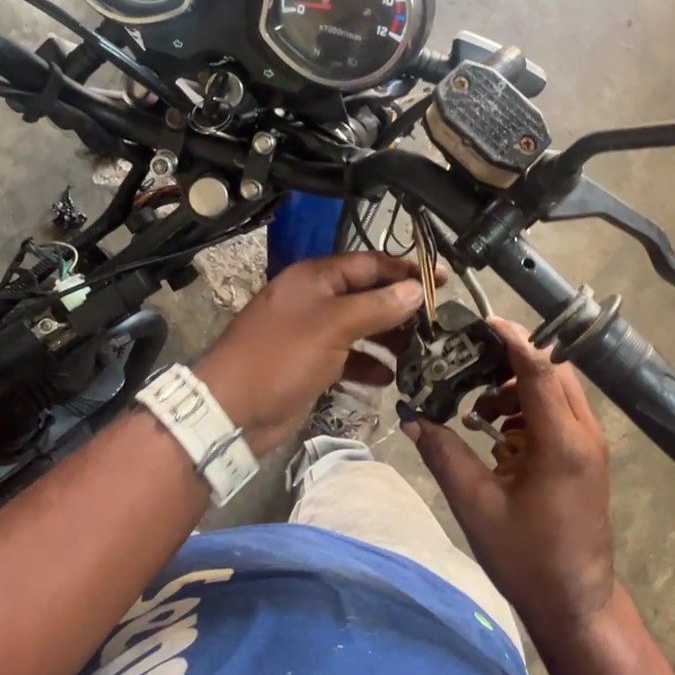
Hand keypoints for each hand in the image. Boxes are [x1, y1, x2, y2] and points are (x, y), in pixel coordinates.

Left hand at [193, 252, 425, 454]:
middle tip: (437, 321)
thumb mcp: (333, 326)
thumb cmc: (281, 357)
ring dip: (389, 338)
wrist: (232, 410)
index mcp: (315, 278)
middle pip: (368, 295)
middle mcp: (315, 300)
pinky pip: (349, 358)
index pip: (369, 264)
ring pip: (361, 328)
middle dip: (401, 307)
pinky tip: (389, 378)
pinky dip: (369, 365)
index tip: (441, 278)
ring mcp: (312, 333)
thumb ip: (376, 307)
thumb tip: (415, 290)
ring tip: (420, 352)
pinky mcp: (311, 364)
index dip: (405, 269)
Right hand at [403, 318, 615, 633]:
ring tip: (480, 409)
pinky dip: (530, 406)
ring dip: (520, 385)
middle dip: (513, 359)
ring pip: (559, 388)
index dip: (511, 339)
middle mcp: (585, 433)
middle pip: (554, 370)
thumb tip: (411, 416)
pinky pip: (561, 410)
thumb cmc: (526, 558)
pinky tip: (498, 431)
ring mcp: (591, 444)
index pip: (540, 369)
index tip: (480, 321)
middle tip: (469, 361)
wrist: (575, 602)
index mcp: (561, 442)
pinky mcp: (587, 455)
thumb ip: (444, 454)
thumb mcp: (476, 506)